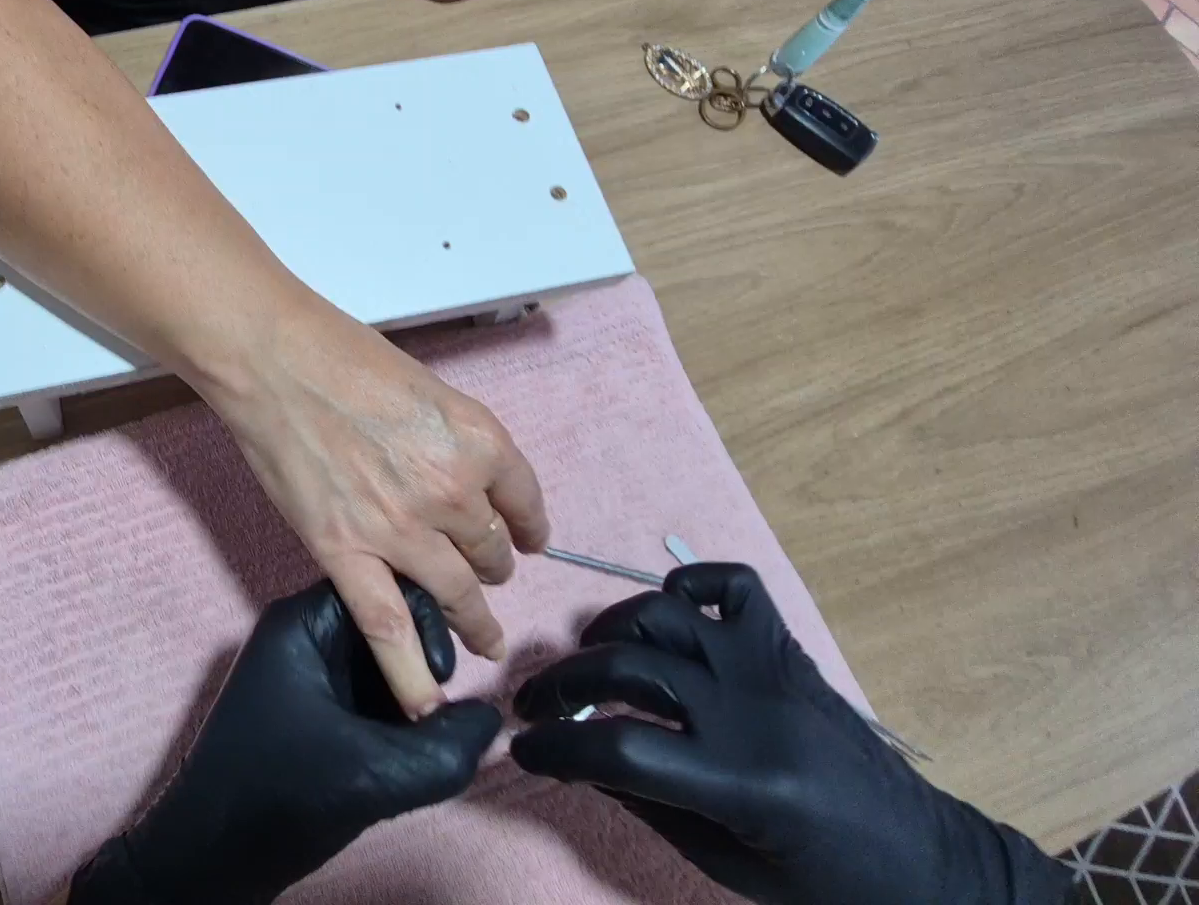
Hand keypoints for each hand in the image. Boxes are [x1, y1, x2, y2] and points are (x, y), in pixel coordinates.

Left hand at [69, 579, 501, 904]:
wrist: (212, 855)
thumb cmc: (279, 798)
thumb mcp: (373, 773)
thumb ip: (446, 746)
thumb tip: (491, 717)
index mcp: (304, 622)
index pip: (383, 586)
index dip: (425, 624)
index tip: (441, 681)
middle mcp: (305, 632)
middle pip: (386, 617)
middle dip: (422, 662)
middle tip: (434, 712)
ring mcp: (308, 668)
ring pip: (383, 655)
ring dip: (412, 691)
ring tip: (424, 733)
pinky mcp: (315, 702)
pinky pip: (370, 685)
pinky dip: (396, 709)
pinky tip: (407, 745)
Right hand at [204, 310, 549, 718]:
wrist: (274, 360)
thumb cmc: (342, 354)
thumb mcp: (423, 387)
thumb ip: (451, 439)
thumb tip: (457, 475)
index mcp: (479, 441)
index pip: (525, 500)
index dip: (528, 525)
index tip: (527, 539)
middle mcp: (452, 491)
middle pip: (490, 550)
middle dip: (493, 565)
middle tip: (486, 574)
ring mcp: (399, 529)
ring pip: (455, 593)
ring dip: (473, 618)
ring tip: (481, 636)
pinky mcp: (346, 553)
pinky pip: (388, 628)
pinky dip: (411, 674)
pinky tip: (428, 703)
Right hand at [509, 563, 1076, 904]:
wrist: (934, 866)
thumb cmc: (829, 884)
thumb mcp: (727, 864)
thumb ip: (645, 803)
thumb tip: (578, 758)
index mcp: (744, 782)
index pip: (617, 750)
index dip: (555, 747)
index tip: (526, 749)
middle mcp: (751, 708)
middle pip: (625, 666)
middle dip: (562, 684)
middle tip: (538, 704)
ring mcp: (768, 667)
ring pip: (661, 614)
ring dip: (609, 632)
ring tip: (593, 657)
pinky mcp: (786, 647)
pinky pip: (730, 585)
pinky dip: (688, 585)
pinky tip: (669, 614)